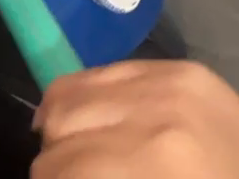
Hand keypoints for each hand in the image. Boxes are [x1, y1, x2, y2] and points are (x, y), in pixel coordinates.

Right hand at [33, 61, 238, 178]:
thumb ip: (102, 178)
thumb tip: (58, 175)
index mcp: (160, 161)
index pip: (64, 166)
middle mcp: (160, 109)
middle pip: (60, 124)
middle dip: (55, 162)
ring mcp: (173, 81)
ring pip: (70, 93)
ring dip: (63, 130)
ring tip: (75, 158)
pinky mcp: (184, 70)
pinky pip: (103, 74)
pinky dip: (85, 103)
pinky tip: (94, 129)